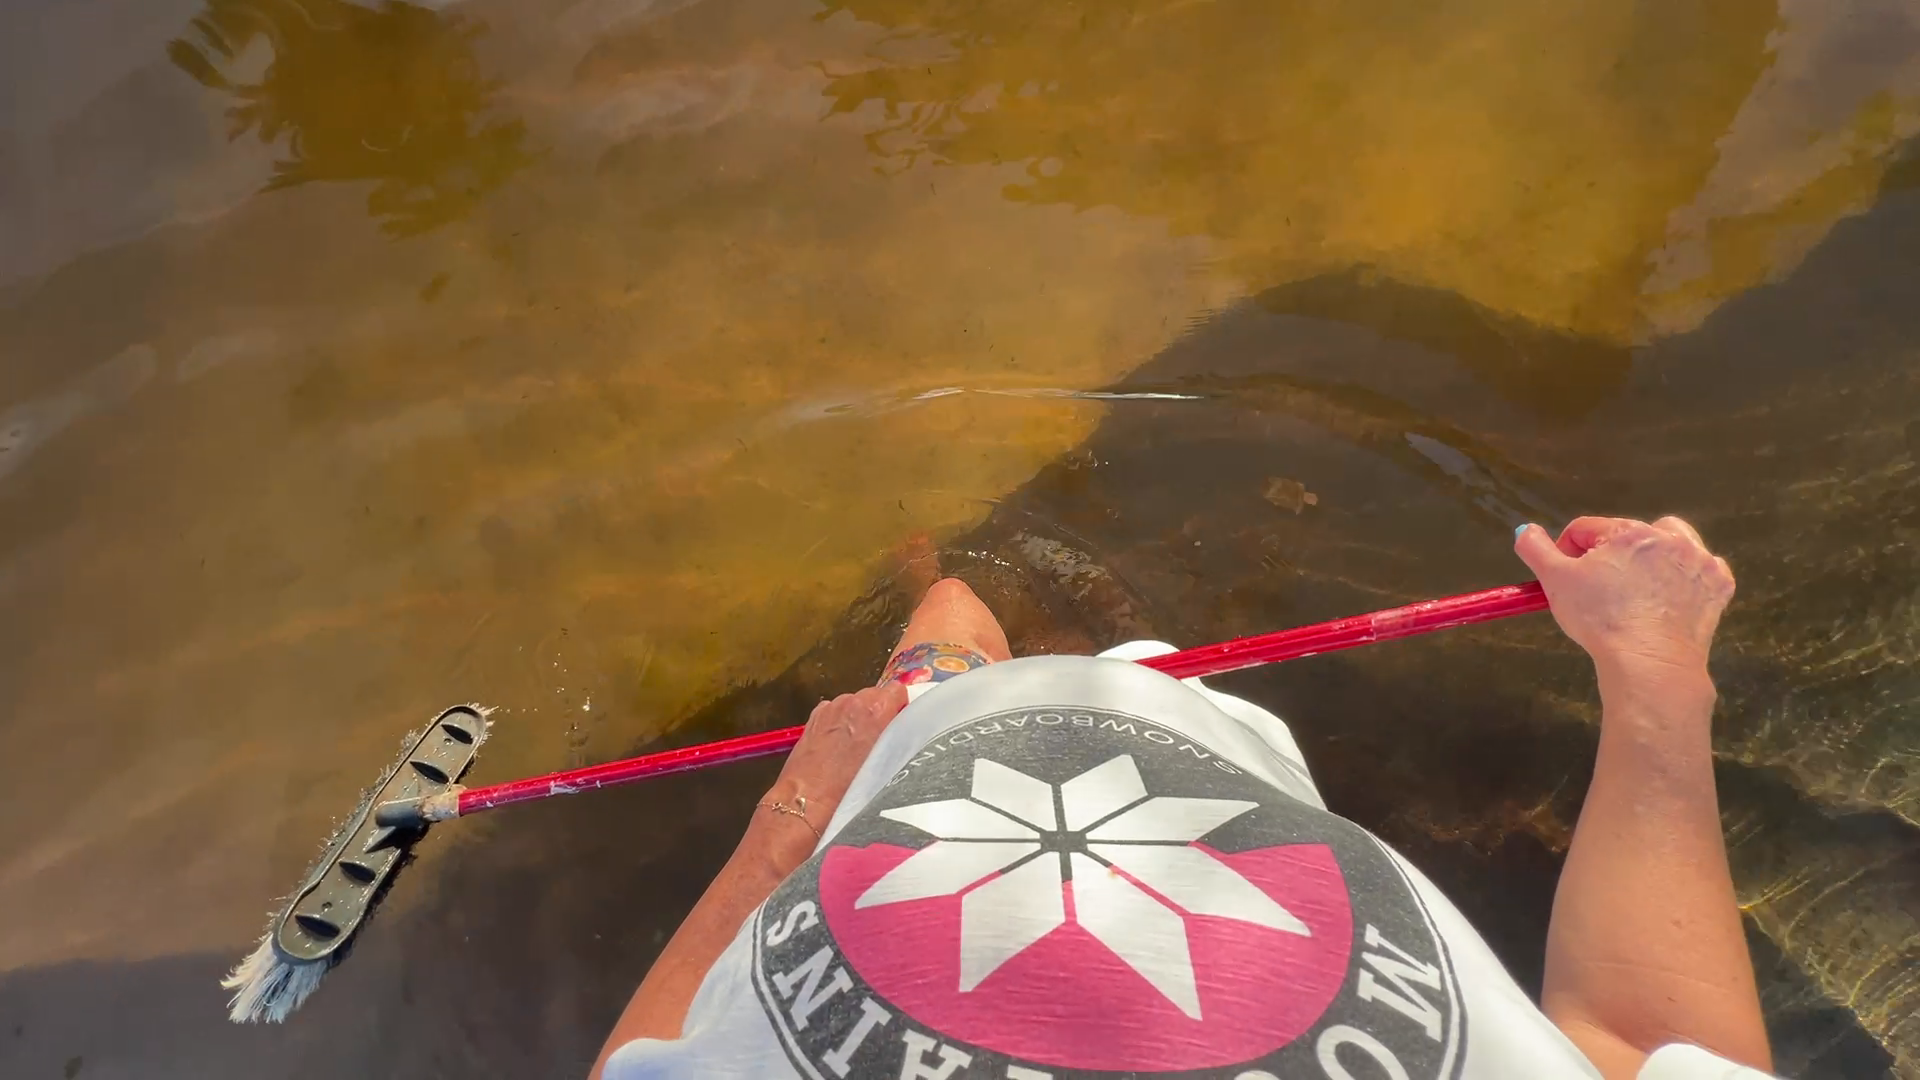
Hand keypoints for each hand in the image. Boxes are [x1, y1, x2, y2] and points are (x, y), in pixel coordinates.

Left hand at [764, 681, 909, 830]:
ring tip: (855, 745)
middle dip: (879, 712)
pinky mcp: (814, 716)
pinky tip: (836, 744)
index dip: (900, 708)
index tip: (899, 726)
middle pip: (875, 695)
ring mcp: (831, 706)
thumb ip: (898, 736)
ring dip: (858, 717)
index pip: (898, 691)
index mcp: (876, 709)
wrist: (808, 801)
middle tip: (878, 740)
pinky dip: (839, 721)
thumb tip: (900, 727)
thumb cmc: (852, 787)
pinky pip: (835, 711)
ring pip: (854, 703)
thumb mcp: (888, 762)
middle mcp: (853, 700)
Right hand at [1514, 516, 1734, 683]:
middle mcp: (1671, 538)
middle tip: (1596, 584)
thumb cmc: (1597, 616)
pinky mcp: (1719, 586)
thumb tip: (1526, 529)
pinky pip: (1696, 567)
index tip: (1564, 577)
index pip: (1584, 528)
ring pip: (1669, 542)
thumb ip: (1533, 548)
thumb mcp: (1553, 579)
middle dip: (1607, 553)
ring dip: (1650, 554)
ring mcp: (1701, 562)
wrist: (1648, 660)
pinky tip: (1663, 595)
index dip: (1566, 551)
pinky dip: (1679, 575)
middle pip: (1626, 532)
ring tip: (1633, 583)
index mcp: (1628, 532)